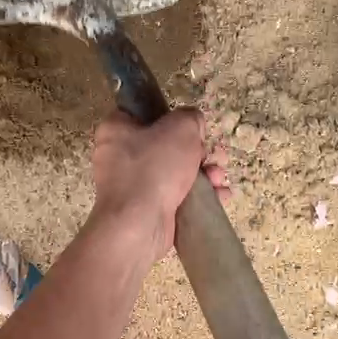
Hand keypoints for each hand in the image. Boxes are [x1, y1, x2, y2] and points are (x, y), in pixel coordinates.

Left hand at [89, 109, 230, 262]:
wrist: (138, 225)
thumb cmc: (155, 167)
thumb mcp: (180, 128)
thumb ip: (191, 118)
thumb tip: (193, 126)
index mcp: (117, 129)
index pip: (145, 113)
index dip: (173, 117)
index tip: (191, 128)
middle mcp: (120, 155)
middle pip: (167, 144)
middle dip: (198, 151)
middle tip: (213, 155)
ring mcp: (133, 185)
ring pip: (176, 171)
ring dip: (205, 173)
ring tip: (219, 178)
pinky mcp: (147, 209)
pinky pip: (177, 195)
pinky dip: (199, 195)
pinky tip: (220, 195)